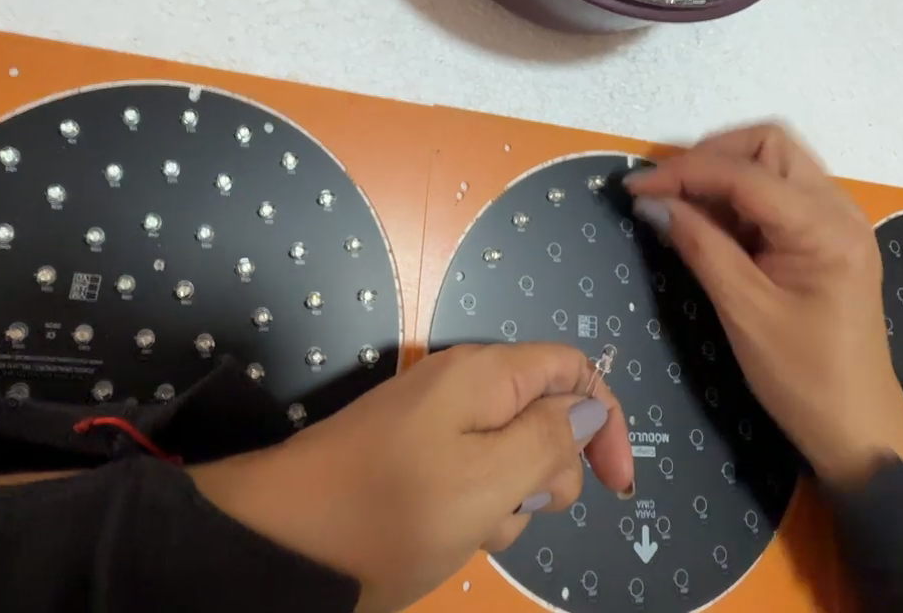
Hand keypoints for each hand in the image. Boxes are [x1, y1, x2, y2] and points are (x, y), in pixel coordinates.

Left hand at [189, 343, 636, 612]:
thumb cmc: (392, 509)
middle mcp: (465, 384)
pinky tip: (447, 530)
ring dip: (510, 497)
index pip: (571, 366)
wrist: (285, 537)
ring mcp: (438, 419)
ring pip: (511, 454)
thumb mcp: (489, 480)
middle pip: (545, 412)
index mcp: (485, 373)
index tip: (616, 484)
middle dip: (550, 468)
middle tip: (518, 507)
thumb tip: (588, 407)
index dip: (605, 416)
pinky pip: (473, 472)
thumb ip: (550, 438)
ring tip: (469, 525)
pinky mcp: (419, 453)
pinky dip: (476, 505)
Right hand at [623, 124, 902, 498]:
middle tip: (666, 191)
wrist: (858, 429)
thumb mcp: (741, 309)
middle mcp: (838, 209)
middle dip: (710, 156)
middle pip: (768, 144)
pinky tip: (709, 223)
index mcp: (825, 228)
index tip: (635, 188)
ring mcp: (836, 220)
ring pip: (773, 161)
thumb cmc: (801, 376)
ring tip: (682, 207)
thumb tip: (650, 201)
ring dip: (723, 173)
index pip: (743, 172)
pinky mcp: (826, 235)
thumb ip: (697, 243)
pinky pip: (777, 191)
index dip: (683, 171)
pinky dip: (738, 196)